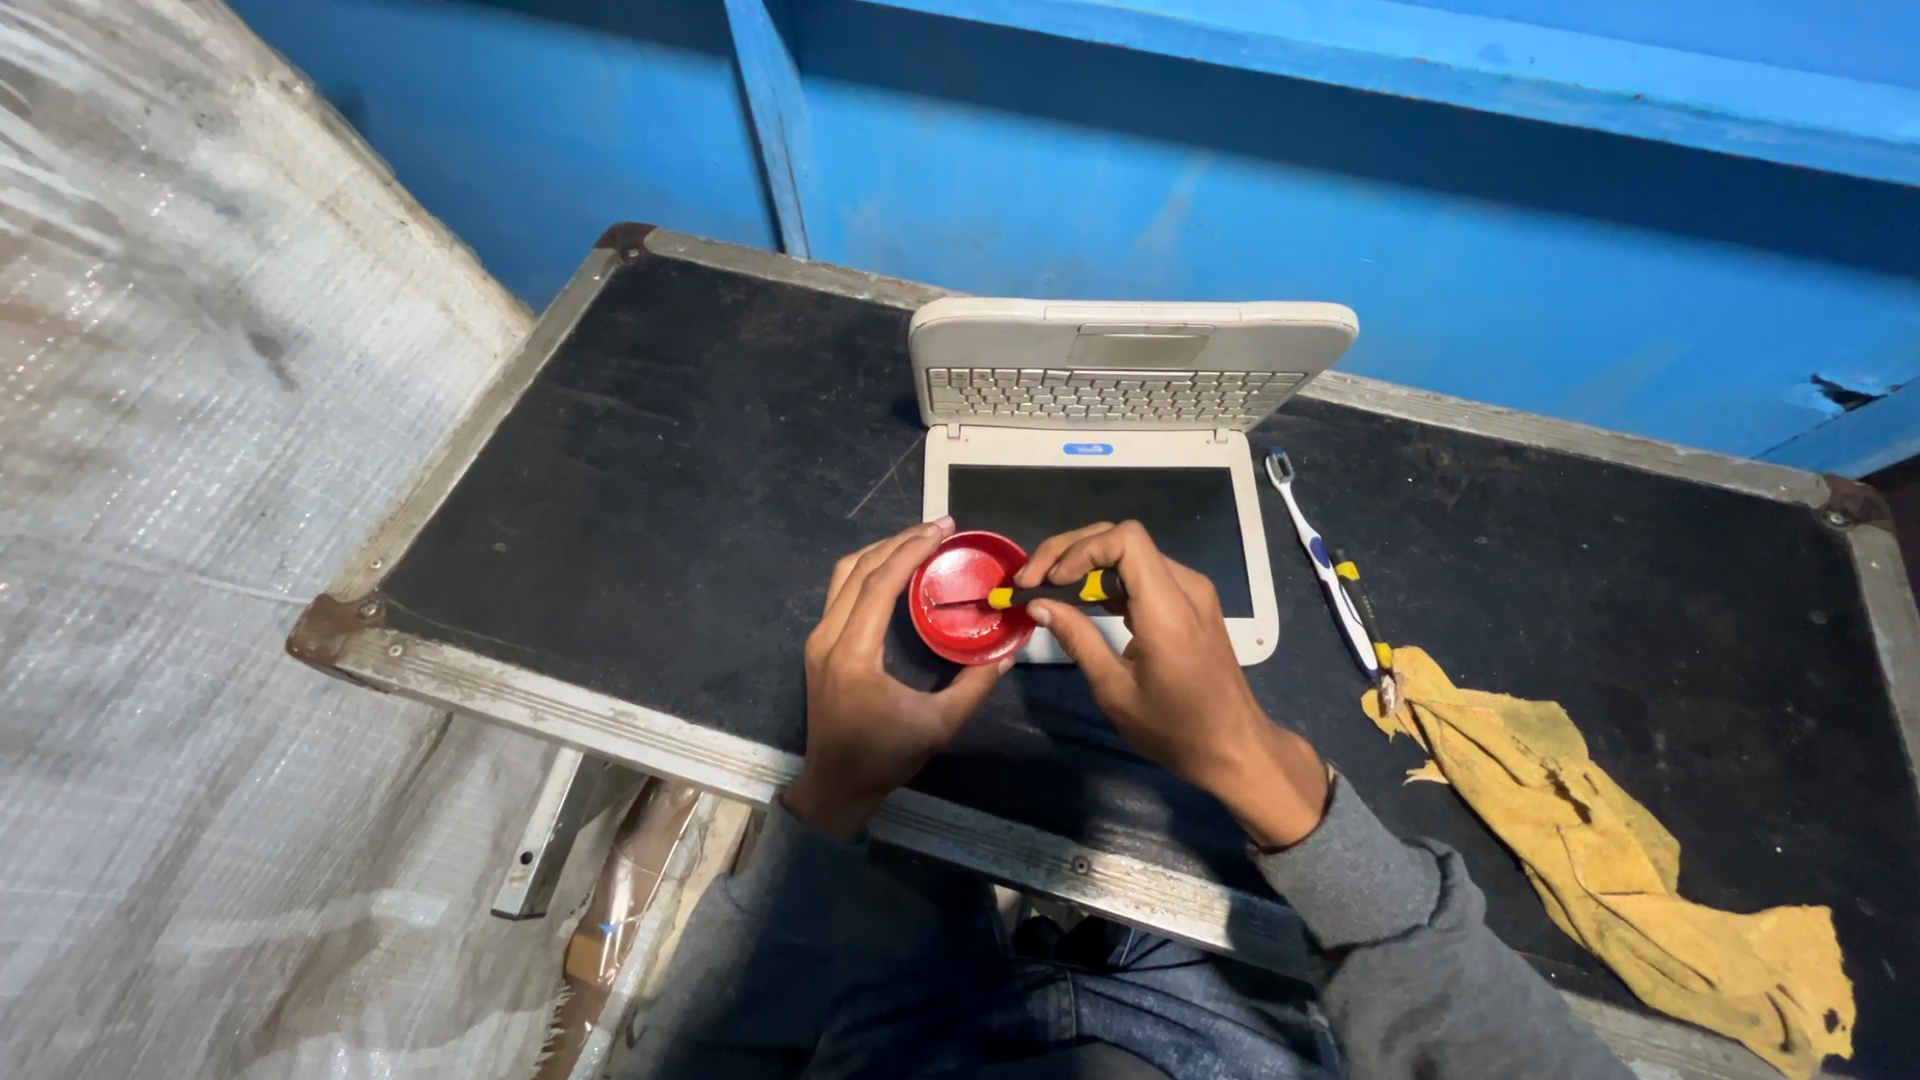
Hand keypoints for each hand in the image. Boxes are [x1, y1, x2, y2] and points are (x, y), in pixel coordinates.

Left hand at [785, 518, 1007, 839]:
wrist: (835, 784)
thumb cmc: (885, 757)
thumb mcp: (938, 725)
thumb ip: (974, 686)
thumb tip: (1006, 653)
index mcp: (854, 654)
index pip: (879, 585)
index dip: (911, 550)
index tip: (942, 529)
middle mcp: (828, 638)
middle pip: (859, 568)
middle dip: (899, 541)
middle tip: (938, 527)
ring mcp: (818, 639)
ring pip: (844, 574)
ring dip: (880, 551)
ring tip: (918, 541)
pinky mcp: (819, 644)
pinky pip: (840, 591)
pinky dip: (868, 570)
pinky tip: (895, 570)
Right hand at [1016, 521, 1329, 846]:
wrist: (1234, 746)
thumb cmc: (1174, 727)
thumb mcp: (1114, 689)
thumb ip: (1077, 638)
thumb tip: (1038, 604)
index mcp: (1168, 608)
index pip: (1125, 539)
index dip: (1080, 550)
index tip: (1050, 582)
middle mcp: (1185, 586)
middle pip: (1122, 537)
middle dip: (1071, 551)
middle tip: (1031, 581)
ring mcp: (1191, 590)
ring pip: (1130, 551)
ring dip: (1085, 563)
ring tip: (1048, 588)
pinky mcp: (1189, 601)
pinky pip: (1142, 571)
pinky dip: (1106, 578)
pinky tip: (1080, 599)